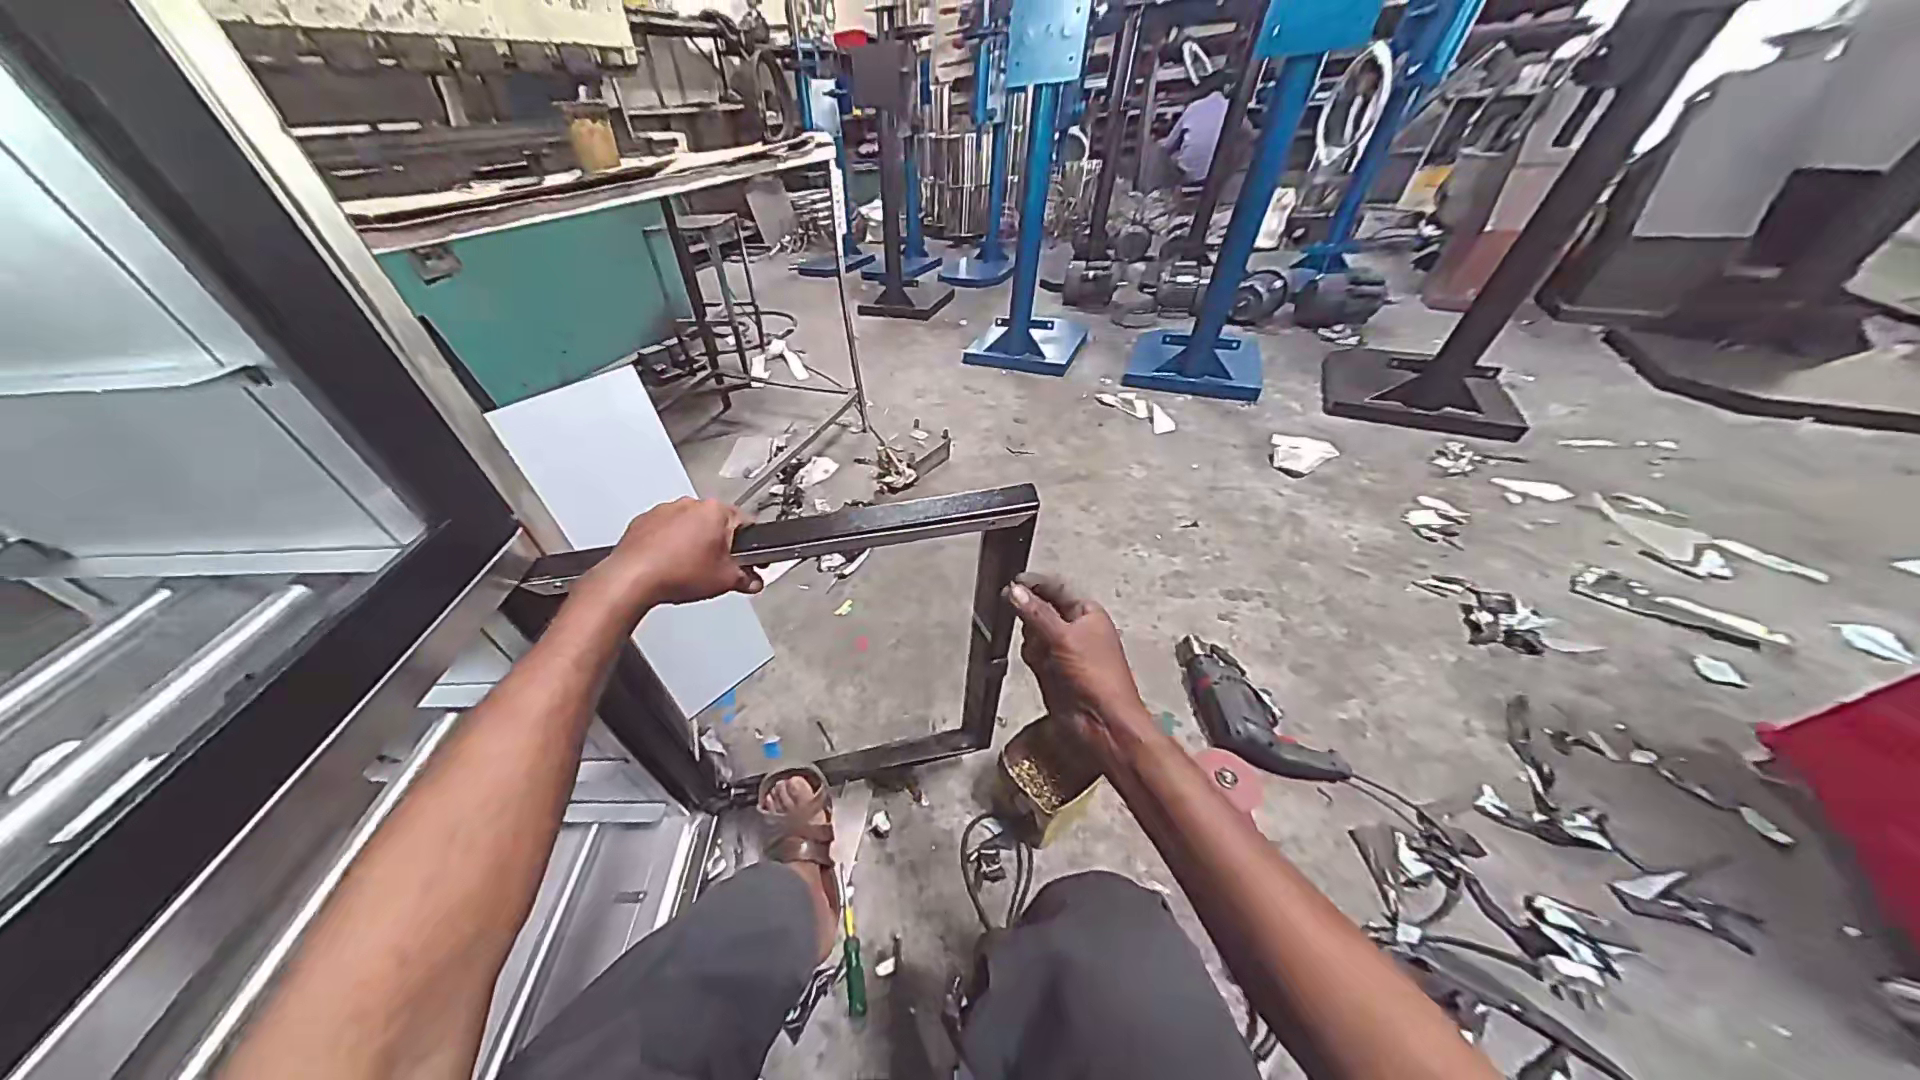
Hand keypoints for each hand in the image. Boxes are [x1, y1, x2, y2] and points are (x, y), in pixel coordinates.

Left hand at [578, 498, 762, 614]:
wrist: (631, 580)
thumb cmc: (674, 572)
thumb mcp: (725, 580)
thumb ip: (746, 579)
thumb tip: (751, 581)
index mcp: (716, 511)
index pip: (746, 524)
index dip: (752, 546)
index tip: (751, 560)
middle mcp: (690, 505)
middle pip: (718, 524)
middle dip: (721, 545)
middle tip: (719, 569)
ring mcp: (665, 511)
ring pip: (691, 526)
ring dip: (695, 543)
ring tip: (692, 569)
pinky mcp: (644, 522)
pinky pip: (666, 531)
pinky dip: (671, 545)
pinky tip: (672, 565)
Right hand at [1004, 574, 1153, 762]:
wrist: (1101, 722)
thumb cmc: (1098, 679)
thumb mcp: (1063, 637)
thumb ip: (1036, 613)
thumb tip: (1016, 592)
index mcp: (1088, 613)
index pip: (1057, 588)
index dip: (1036, 584)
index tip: (1013, 582)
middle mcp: (1076, 629)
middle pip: (1042, 610)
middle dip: (1031, 614)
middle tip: (1015, 612)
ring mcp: (1063, 650)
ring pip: (1034, 633)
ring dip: (1031, 639)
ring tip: (1040, 650)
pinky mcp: (1052, 670)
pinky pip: (1033, 654)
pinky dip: (1032, 656)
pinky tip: (1038, 664)